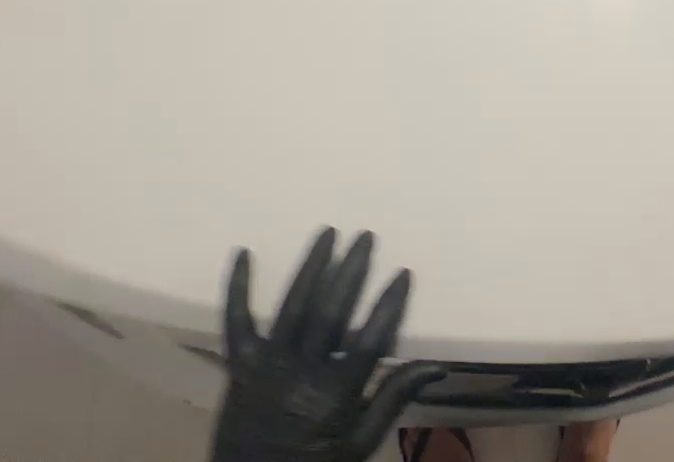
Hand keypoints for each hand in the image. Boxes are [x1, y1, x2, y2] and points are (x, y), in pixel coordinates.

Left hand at [210, 228, 445, 461]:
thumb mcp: (361, 442)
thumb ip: (394, 398)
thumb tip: (438, 366)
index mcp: (334, 394)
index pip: (368, 339)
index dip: (388, 304)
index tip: (402, 272)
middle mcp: (300, 372)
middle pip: (330, 312)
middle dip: (351, 271)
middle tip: (366, 236)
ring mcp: (267, 364)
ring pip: (292, 305)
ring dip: (311, 265)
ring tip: (328, 233)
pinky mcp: (239, 364)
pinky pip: (235, 321)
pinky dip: (237, 287)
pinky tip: (242, 252)